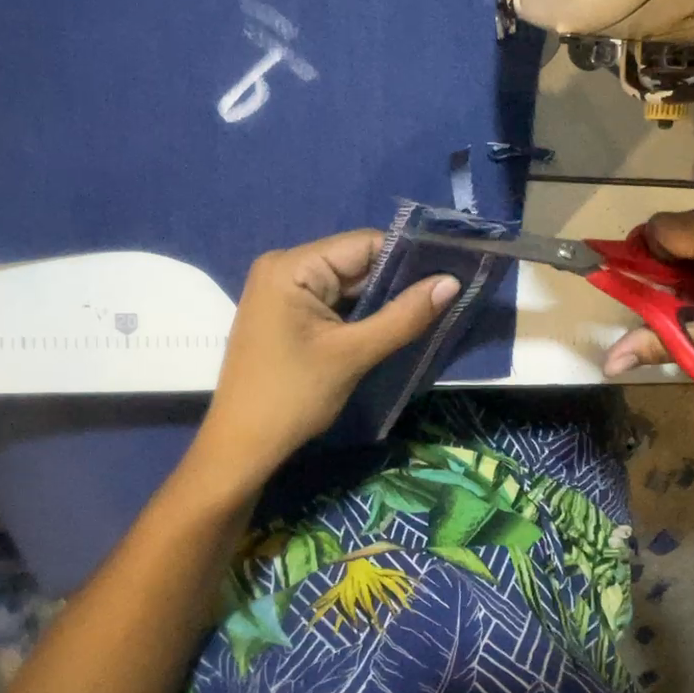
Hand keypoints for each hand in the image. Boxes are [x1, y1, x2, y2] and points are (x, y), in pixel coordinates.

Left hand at [202, 229, 459, 473]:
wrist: (241, 447)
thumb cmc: (292, 397)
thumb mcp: (353, 354)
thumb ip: (404, 316)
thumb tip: (452, 282)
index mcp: (291, 266)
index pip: (364, 245)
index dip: (409, 259)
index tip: (451, 274)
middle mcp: (284, 268)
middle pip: (356, 263)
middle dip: (398, 283)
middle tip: (446, 298)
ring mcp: (282, 292)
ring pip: (348, 286)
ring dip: (382, 301)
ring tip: (429, 314)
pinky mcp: (286, 315)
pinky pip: (333, 304)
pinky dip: (361, 316)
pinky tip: (393, 327)